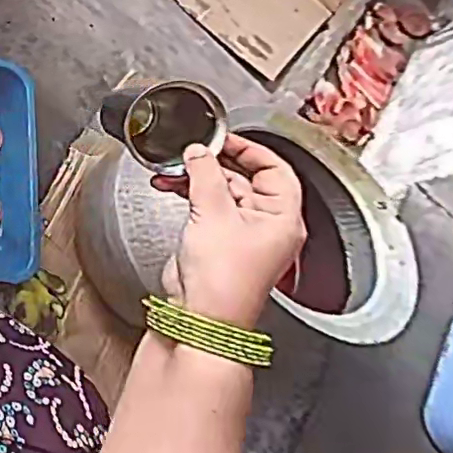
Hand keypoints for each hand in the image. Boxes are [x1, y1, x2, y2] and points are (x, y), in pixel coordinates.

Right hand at [152, 134, 304, 329]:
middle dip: (214, 163)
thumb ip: (205, 175)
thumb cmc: (222, 279)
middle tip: (192, 150)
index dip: (249, 149)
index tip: (221, 138)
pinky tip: (170, 185)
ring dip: (196, 177)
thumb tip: (200, 151)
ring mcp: (241, 231)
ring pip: (222, 190)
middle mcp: (266, 223)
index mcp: (282, 217)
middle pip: (246, 178)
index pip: (275, 168)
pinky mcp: (217, 237)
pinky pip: (206, 204)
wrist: (201, 314)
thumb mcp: (213, 214)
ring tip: (173, 169)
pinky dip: (188, 192)